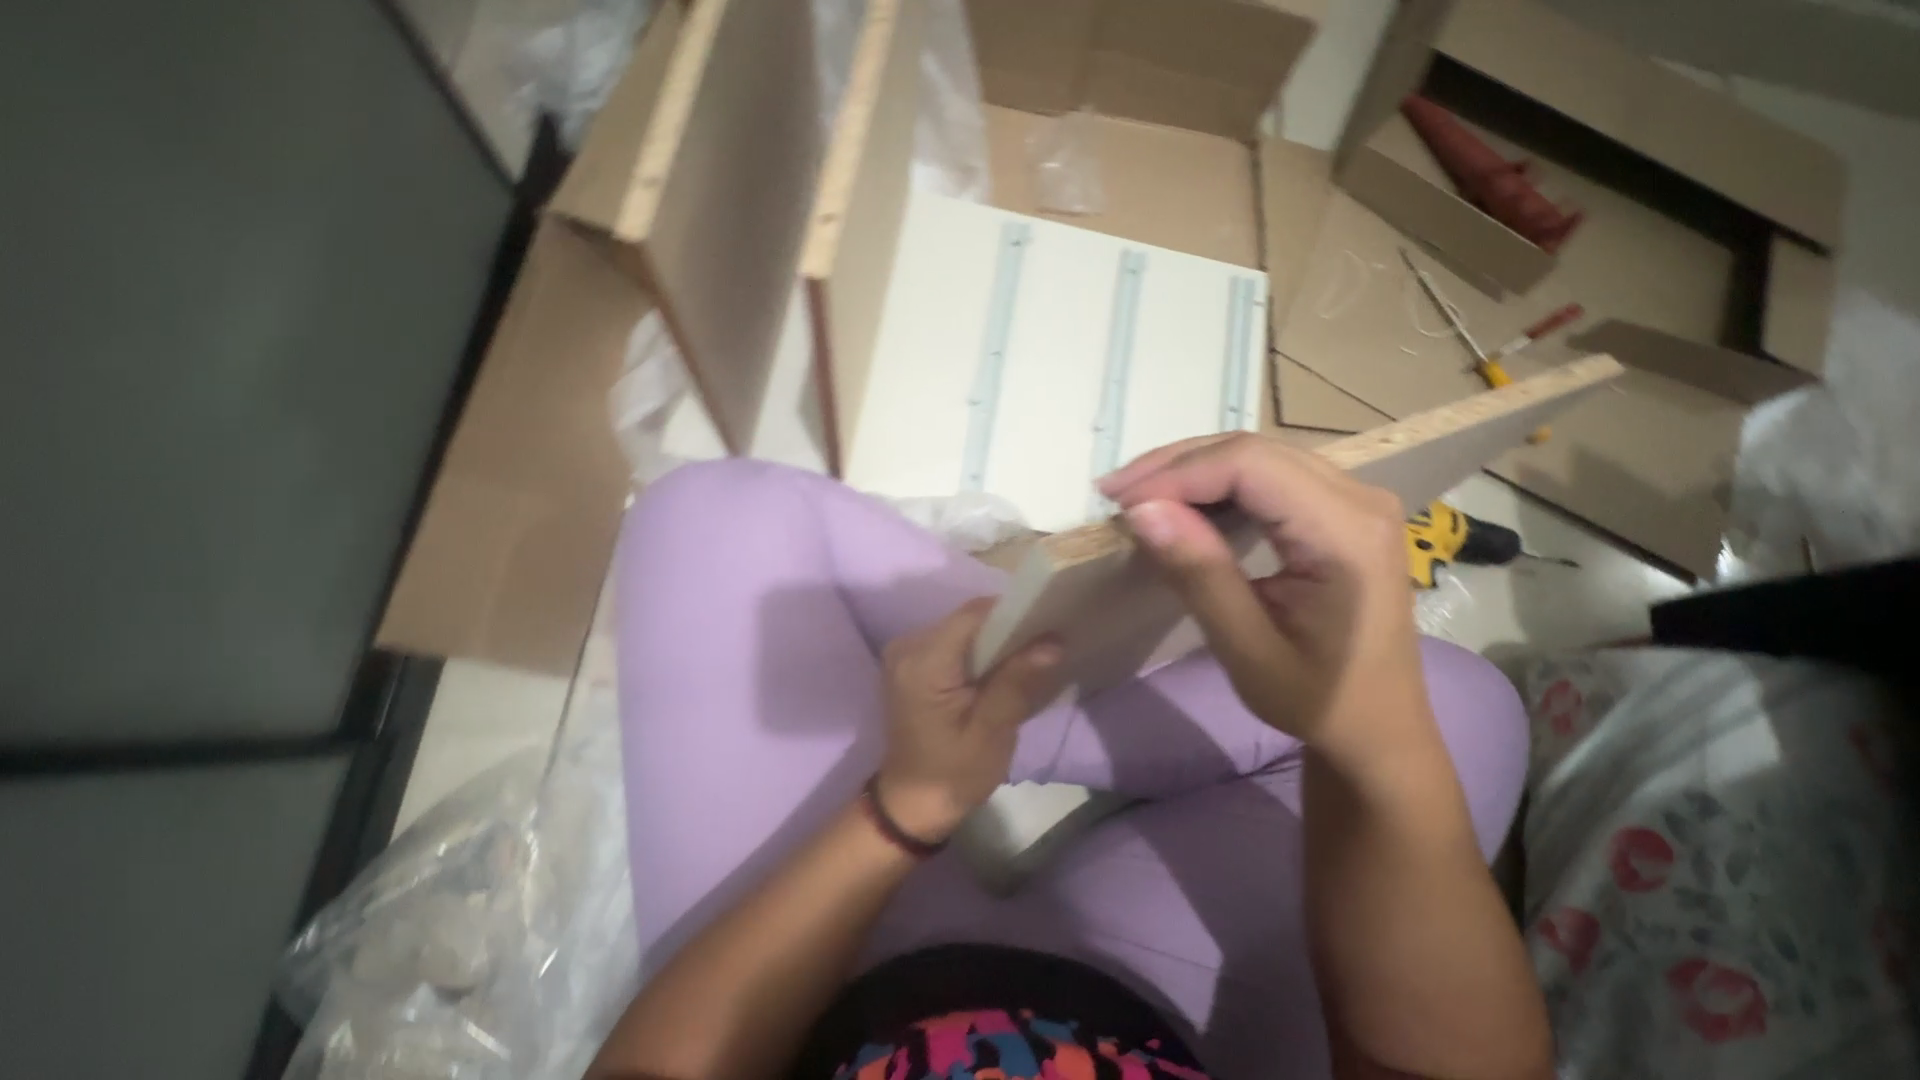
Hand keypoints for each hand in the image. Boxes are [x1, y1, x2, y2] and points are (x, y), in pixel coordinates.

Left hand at [875, 598, 1062, 841]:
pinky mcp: (911, 663)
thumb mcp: (992, 732)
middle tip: (1046, 648)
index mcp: (923, 661)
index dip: (1014, 615)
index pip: (975, 614)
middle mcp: (908, 645)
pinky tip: (1000, 672)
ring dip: (995, 641)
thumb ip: (1017, 682)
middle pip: (968, 619)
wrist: (912, 803)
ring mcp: (906, 653)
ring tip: (1029, 660)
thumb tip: (1052, 641)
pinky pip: (952, 643)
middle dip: (1008, 629)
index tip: (1049, 627)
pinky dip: (978, 652)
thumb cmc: (953, 773)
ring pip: (963, 629)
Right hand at [1098, 433, 1427, 757]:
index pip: (1251, 466)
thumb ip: (1200, 576)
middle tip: (1114, 494)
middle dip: (1177, 465)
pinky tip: (1181, 502)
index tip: (1120, 504)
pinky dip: (1218, 482)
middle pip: (1254, 451)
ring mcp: (1357, 498)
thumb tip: (1142, 511)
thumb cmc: (1317, 700)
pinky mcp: (1343, 508)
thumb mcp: (1249, 651)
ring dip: (1193, 469)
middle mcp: (1361, 499)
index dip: (1178, 474)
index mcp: (1346, 533)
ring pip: (1259, 455)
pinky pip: (1272, 474)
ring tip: (1137, 496)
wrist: (1378, 724)